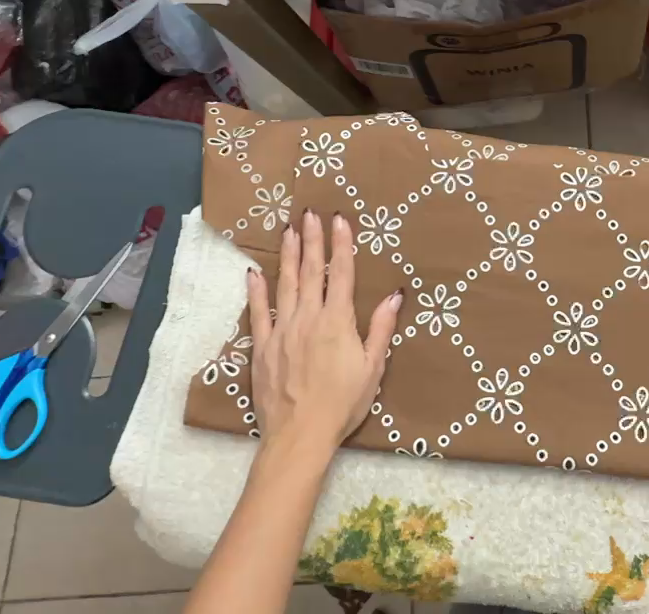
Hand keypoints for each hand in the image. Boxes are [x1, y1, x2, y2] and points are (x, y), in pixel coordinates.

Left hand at [246, 210, 402, 451]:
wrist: (300, 435)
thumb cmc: (343, 403)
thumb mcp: (373, 367)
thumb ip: (381, 328)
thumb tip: (395, 295)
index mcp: (337, 321)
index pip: (341, 273)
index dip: (342, 244)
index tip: (340, 219)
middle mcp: (309, 318)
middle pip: (312, 271)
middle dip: (313, 240)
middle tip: (310, 213)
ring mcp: (282, 331)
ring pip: (286, 284)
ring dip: (288, 255)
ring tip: (288, 230)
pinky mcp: (263, 347)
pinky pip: (258, 313)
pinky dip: (256, 291)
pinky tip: (254, 272)